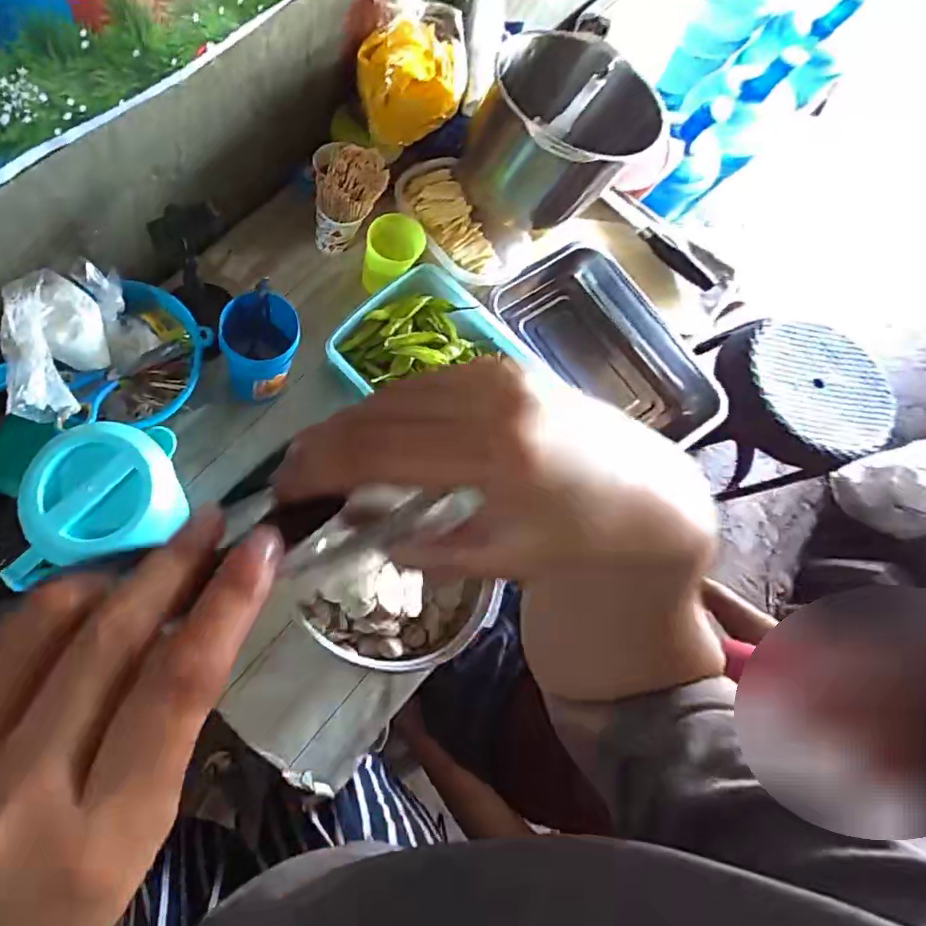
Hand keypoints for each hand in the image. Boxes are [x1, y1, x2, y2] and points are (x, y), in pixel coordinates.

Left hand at [0, 515, 281, 925]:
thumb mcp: (122, 857)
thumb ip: (151, 746)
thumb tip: (175, 631)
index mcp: (98, 842)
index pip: (175, 689)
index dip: (224, 605)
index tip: (256, 549)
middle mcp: (19, 787)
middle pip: (111, 637)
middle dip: (169, 565)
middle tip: (206, 522)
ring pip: (45, 616)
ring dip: (105, 578)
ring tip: (136, 568)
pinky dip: (40, 614)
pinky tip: (65, 611)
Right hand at [275, 360, 721, 700]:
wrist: (642, 489)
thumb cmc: (575, 535)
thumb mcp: (503, 560)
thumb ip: (427, 550)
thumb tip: (358, 529)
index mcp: (498, 454)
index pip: (379, 452)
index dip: (320, 469)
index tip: (283, 488)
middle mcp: (491, 399)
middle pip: (374, 416)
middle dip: (319, 445)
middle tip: (285, 472)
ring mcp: (492, 373)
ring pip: (388, 396)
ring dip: (343, 425)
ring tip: (313, 454)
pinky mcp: (492, 365)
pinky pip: (413, 386)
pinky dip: (376, 411)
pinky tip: (360, 433)